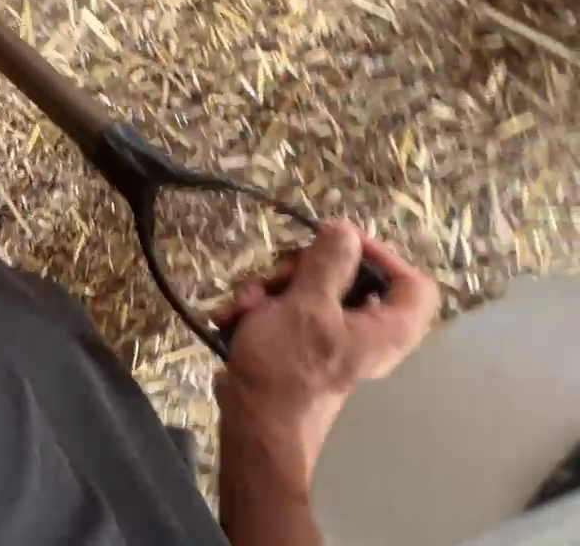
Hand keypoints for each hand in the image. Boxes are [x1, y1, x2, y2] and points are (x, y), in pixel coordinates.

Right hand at [213, 221, 437, 499]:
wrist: (257, 413)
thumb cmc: (290, 361)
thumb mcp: (305, 304)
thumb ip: (327, 265)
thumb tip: (345, 229)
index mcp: (387, 326)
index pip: (411, 282)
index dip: (378, 255)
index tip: (332, 239)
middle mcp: (365, 331)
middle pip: (342, 280)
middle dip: (294, 272)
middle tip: (269, 279)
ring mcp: (329, 338)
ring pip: (303, 292)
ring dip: (264, 290)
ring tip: (241, 305)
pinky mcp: (297, 344)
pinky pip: (281, 312)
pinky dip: (255, 310)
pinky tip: (231, 317)